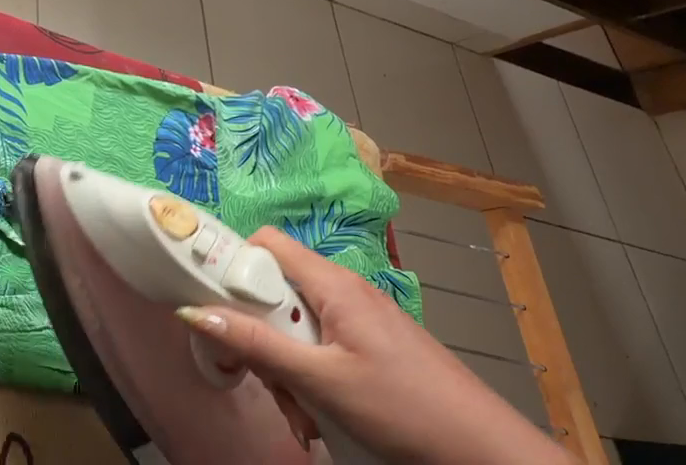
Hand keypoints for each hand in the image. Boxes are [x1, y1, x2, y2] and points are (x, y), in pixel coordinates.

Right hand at [179, 228, 569, 464]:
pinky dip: (311, 379)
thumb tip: (192, 312)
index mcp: (332, 283)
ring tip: (301, 414)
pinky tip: (321, 418)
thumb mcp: (320, 380)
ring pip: (296, 328)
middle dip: (260, 336)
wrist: (493, 459)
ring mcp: (361, 321)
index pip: (264, 243)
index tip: (212, 303)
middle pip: (276, 291)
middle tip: (263, 378)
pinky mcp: (373, 349)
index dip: (232, 263)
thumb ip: (256, 345)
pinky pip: (322, 349)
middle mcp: (343, 291)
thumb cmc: (405, 409)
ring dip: (285, 368)